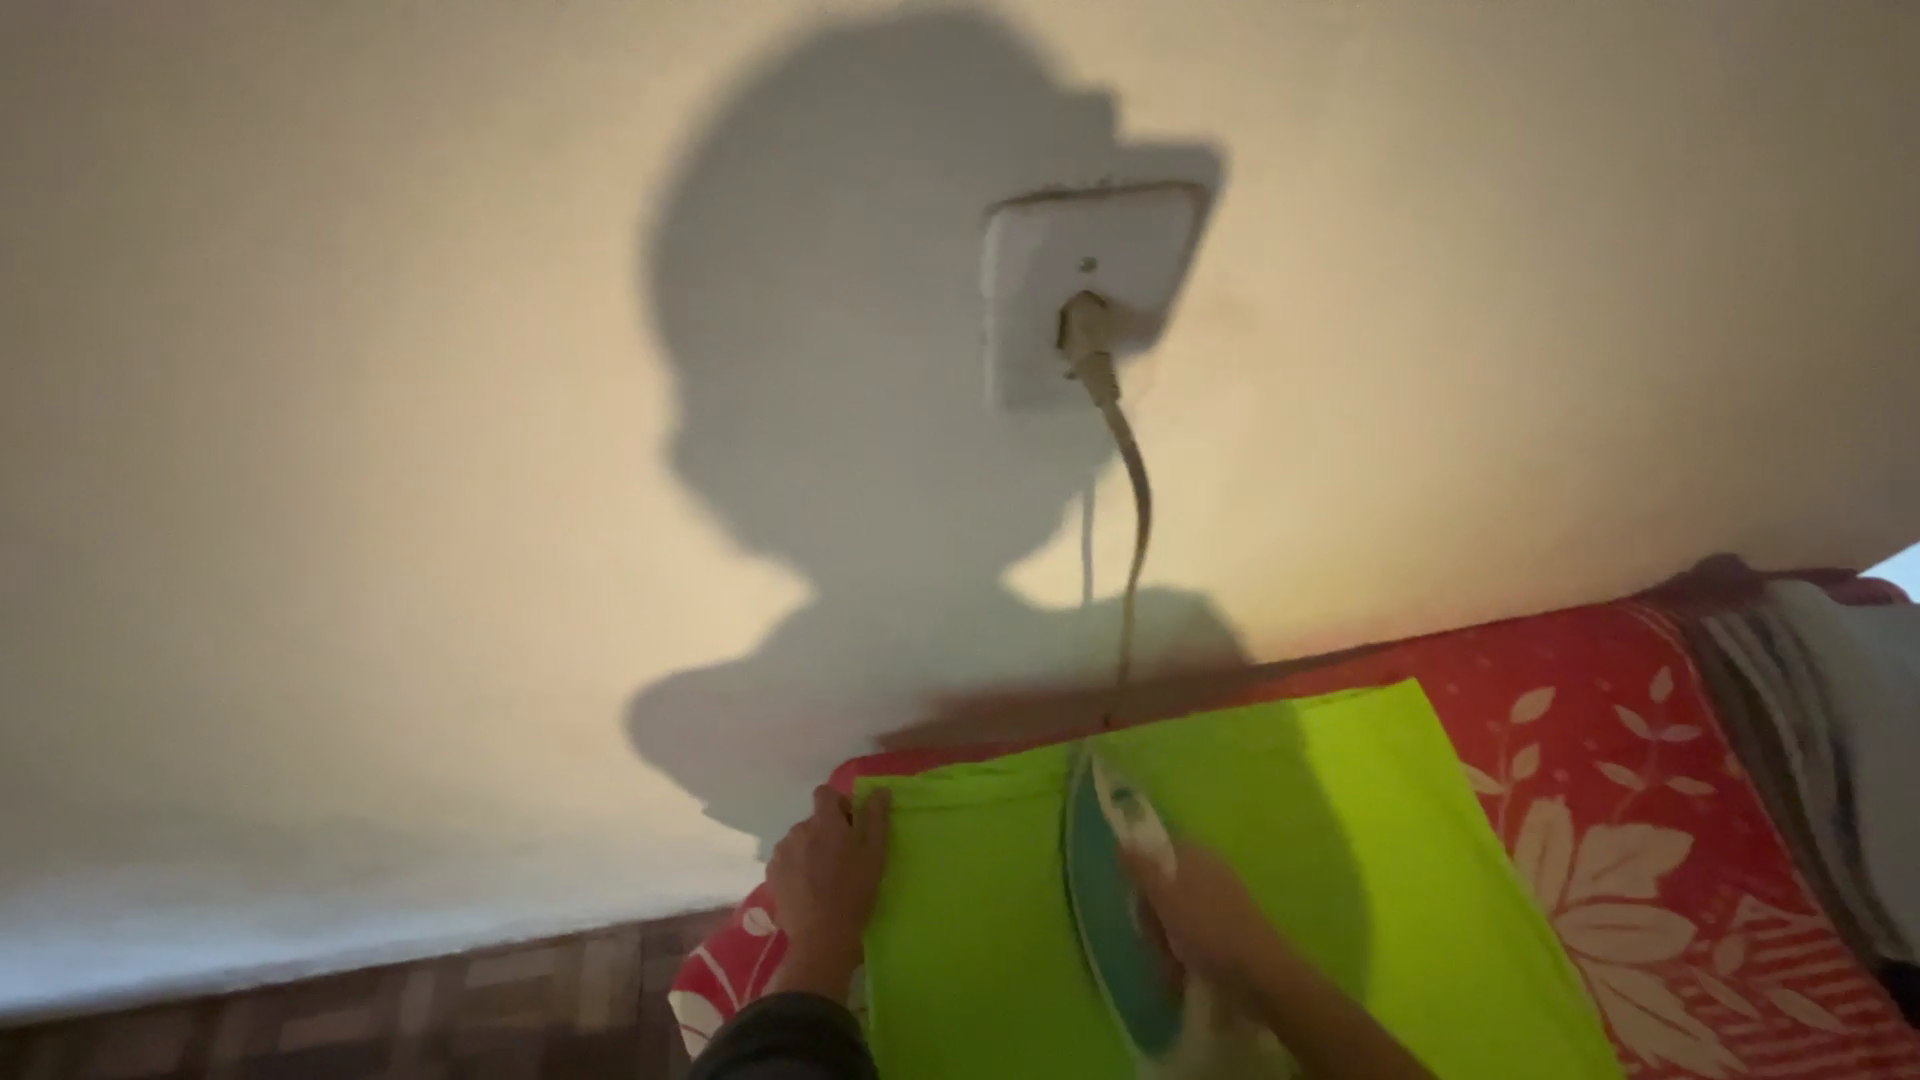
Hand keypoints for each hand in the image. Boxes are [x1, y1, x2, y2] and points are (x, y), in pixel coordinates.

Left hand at [765, 785, 891, 1000]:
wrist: (822, 936)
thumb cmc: (855, 890)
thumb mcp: (875, 853)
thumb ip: (876, 816)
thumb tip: (880, 789)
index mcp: (824, 821)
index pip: (825, 793)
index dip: (838, 804)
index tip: (850, 826)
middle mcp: (799, 829)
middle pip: (814, 820)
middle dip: (826, 832)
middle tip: (842, 859)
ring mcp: (782, 852)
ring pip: (799, 840)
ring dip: (810, 849)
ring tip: (823, 877)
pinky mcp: (772, 874)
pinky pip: (787, 859)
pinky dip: (796, 866)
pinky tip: (808, 888)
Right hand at [1120, 841, 1293, 994]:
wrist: (1261, 976)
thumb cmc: (1208, 930)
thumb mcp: (1165, 897)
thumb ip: (1141, 868)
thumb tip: (1121, 840)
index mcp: (1193, 855)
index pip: (1155, 850)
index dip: (1141, 872)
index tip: (1136, 896)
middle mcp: (1206, 871)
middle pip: (1162, 883)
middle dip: (1153, 912)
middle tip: (1154, 934)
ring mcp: (1218, 900)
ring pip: (1175, 913)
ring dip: (1166, 937)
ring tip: (1171, 959)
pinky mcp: (1226, 928)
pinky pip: (1192, 933)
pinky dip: (1184, 950)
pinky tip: (1184, 970)